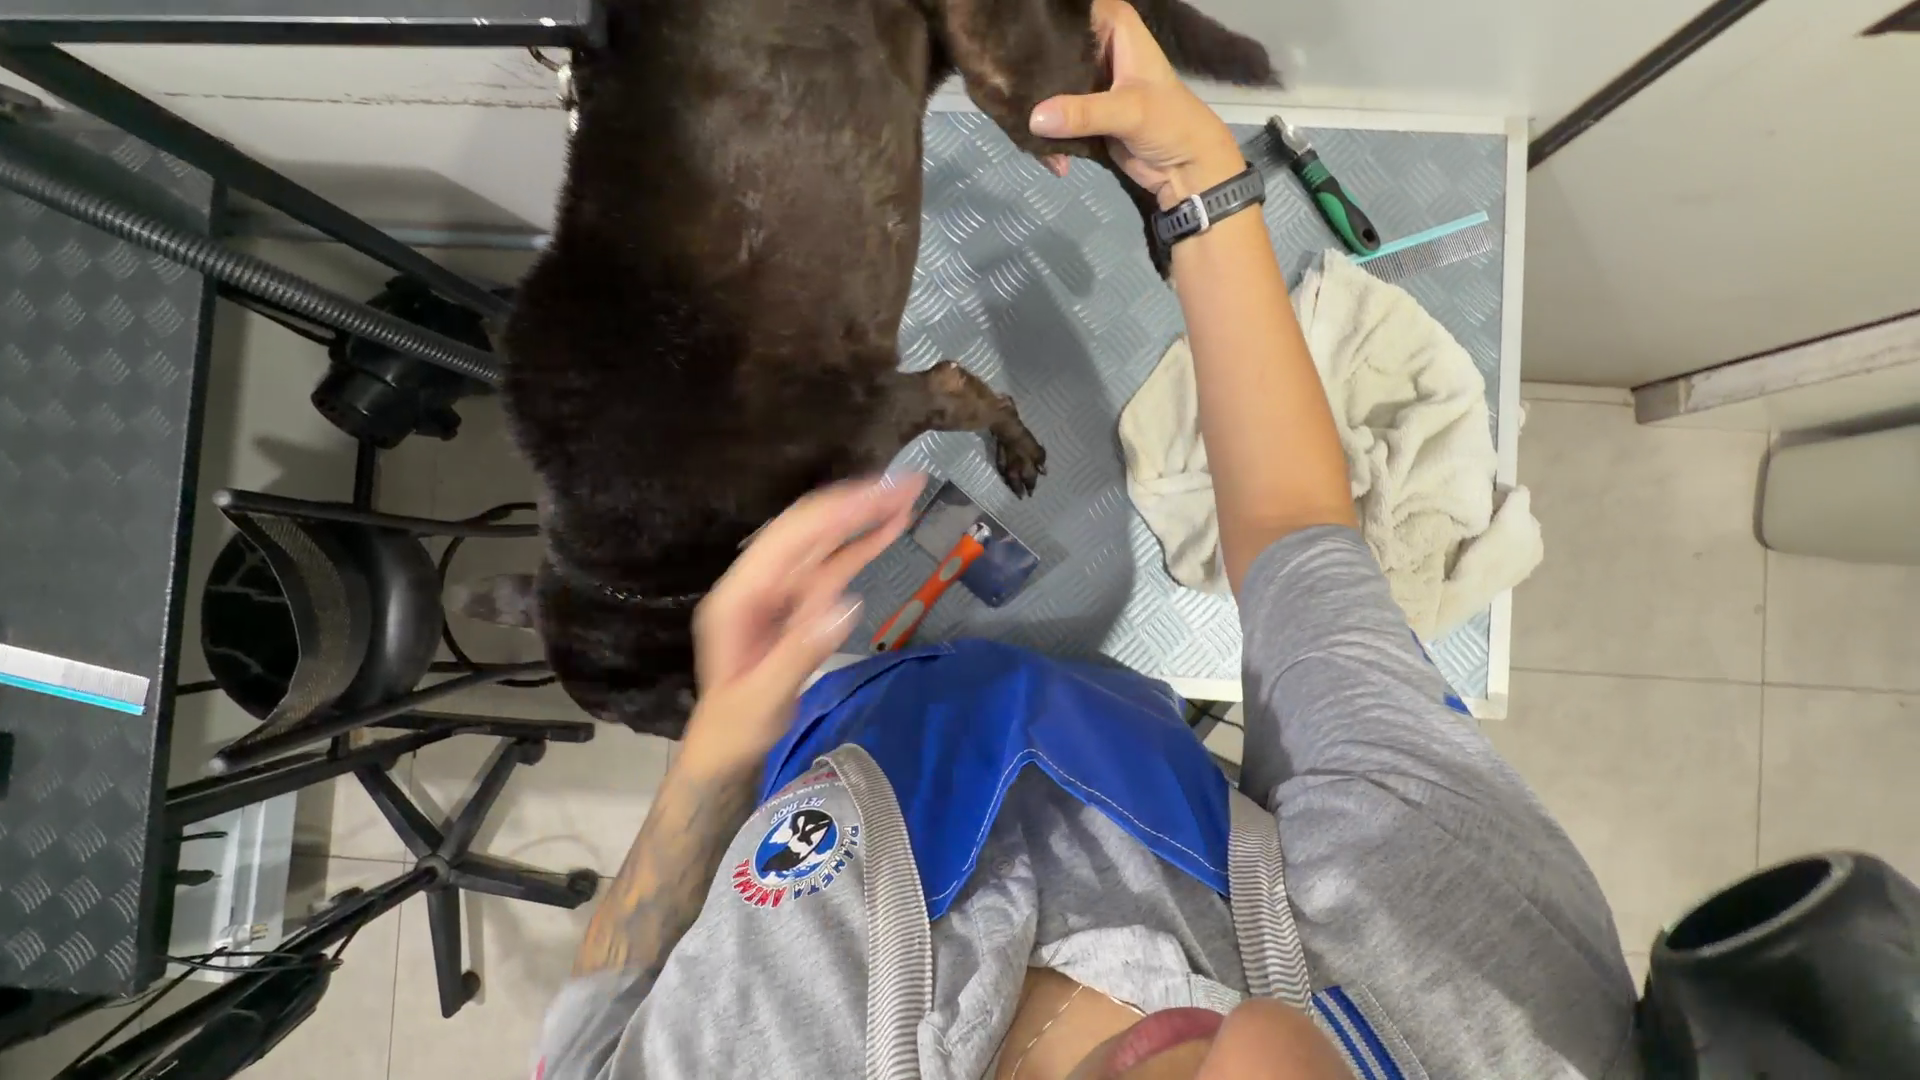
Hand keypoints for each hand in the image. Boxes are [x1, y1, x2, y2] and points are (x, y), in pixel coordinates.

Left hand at [681, 472, 927, 764]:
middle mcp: (758, 582)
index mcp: (739, 597)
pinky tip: (888, 531)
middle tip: (906, 486)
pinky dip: (860, 547)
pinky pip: (831, 567)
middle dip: (855, 504)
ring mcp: (779, 591)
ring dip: (863, 519)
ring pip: (823, 544)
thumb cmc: (735, 728)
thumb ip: (799, 653)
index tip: (877, 494)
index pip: (790, 540)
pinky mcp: (798, 603)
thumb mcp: (762, 699)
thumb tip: (846, 607)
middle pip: (809, 530)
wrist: (725, 749)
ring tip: (907, 497)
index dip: (834, 513)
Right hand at [1028, 0, 1243, 209]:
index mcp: (1114, 26)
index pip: (1068, 16)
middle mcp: (1098, 47)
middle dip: (1032, 75)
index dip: (1041, 28)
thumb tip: (1034, 119)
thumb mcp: (1129, 110)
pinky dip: (1048, 135)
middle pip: (1053, 52)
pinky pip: (1056, 119)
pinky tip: (1041, 150)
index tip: (1011, 45)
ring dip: (1036, 110)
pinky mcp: (1084, 115)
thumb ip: (1083, 113)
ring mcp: (1089, 83)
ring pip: (1050, 89)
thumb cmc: (1170, 122)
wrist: (1185, 168)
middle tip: (1005, 89)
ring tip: (1017, 124)